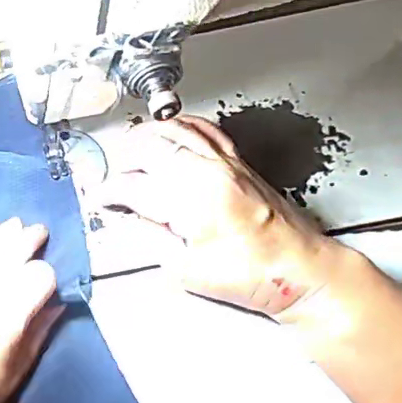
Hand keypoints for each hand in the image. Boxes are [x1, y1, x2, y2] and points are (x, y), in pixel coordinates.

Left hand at [0, 218, 62, 402]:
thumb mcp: (10, 378)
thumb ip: (36, 336)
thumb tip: (56, 304)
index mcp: (2, 325)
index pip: (36, 278)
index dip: (47, 277)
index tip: (50, 288)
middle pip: (9, 254)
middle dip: (27, 241)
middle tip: (41, 233)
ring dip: (3, 236)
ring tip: (18, 226)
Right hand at [88, 117, 346, 317]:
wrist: (302, 271)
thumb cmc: (255, 276)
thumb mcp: (186, 270)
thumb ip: (152, 237)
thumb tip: (129, 218)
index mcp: (192, 199)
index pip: (134, 185)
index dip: (109, 192)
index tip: (99, 199)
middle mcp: (209, 171)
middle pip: (150, 145)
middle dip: (121, 158)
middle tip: (110, 174)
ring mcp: (226, 162)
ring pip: (175, 129)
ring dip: (145, 136)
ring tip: (129, 150)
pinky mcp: (239, 162)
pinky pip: (204, 129)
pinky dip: (179, 126)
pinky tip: (171, 133)